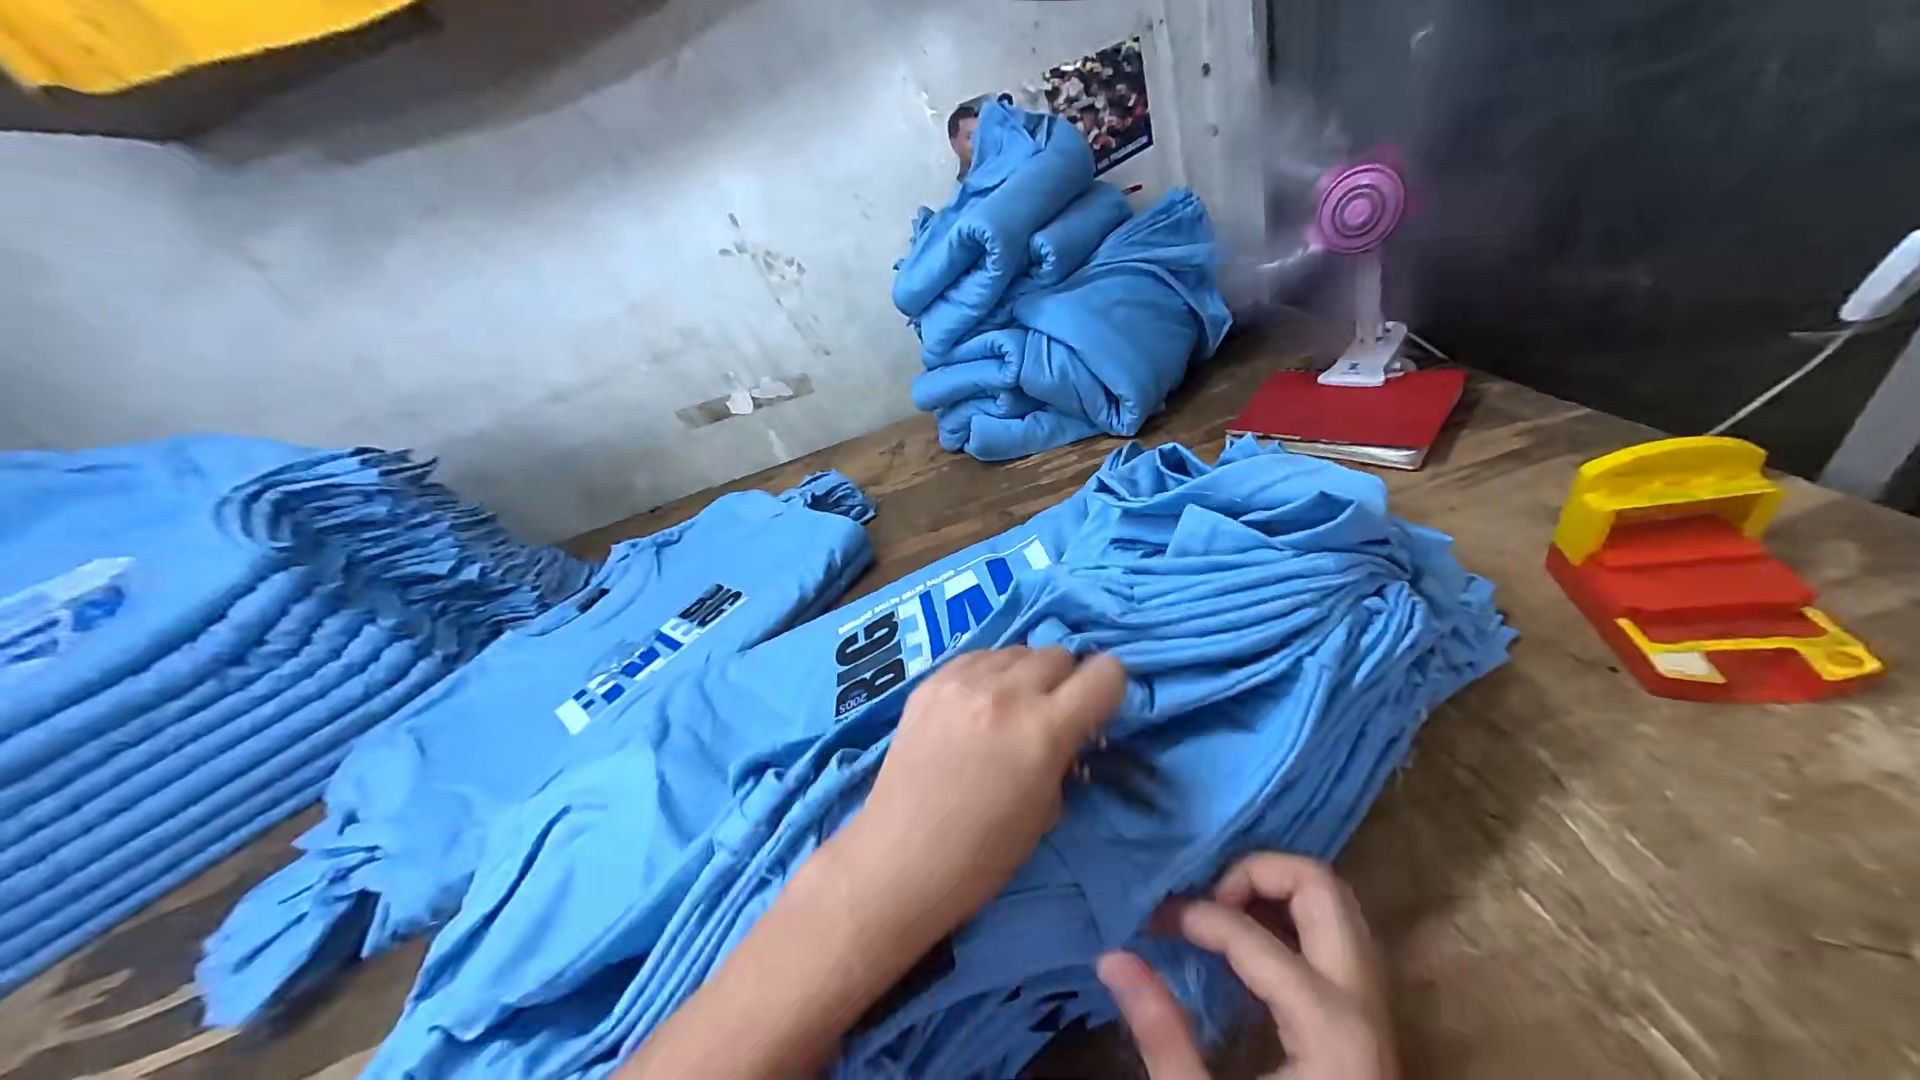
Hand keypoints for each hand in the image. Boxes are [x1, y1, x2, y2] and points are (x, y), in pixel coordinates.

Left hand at [833, 647, 1126, 936]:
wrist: (900, 858)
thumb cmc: (982, 854)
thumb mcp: (1046, 810)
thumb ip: (1064, 756)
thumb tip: (1069, 730)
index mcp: (1044, 729)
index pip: (1105, 673)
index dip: (1109, 689)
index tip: (1097, 709)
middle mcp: (1006, 692)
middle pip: (1058, 654)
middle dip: (1065, 681)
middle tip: (1050, 714)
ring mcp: (962, 681)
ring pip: (1016, 650)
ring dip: (1024, 674)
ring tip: (1009, 708)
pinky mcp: (930, 681)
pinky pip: (977, 656)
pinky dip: (988, 673)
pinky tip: (976, 705)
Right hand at [1097, 854, 1397, 1079]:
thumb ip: (1162, 1034)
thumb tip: (1112, 958)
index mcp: (1330, 1029)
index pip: (1250, 934)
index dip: (1192, 917)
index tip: (1154, 926)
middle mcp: (1364, 1005)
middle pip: (1323, 888)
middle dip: (1255, 872)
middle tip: (1206, 897)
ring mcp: (1376, 1010)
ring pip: (1339, 906)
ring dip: (1277, 890)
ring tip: (1225, 910)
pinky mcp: (1372, 1021)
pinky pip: (1339, 935)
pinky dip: (1293, 917)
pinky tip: (1252, 943)